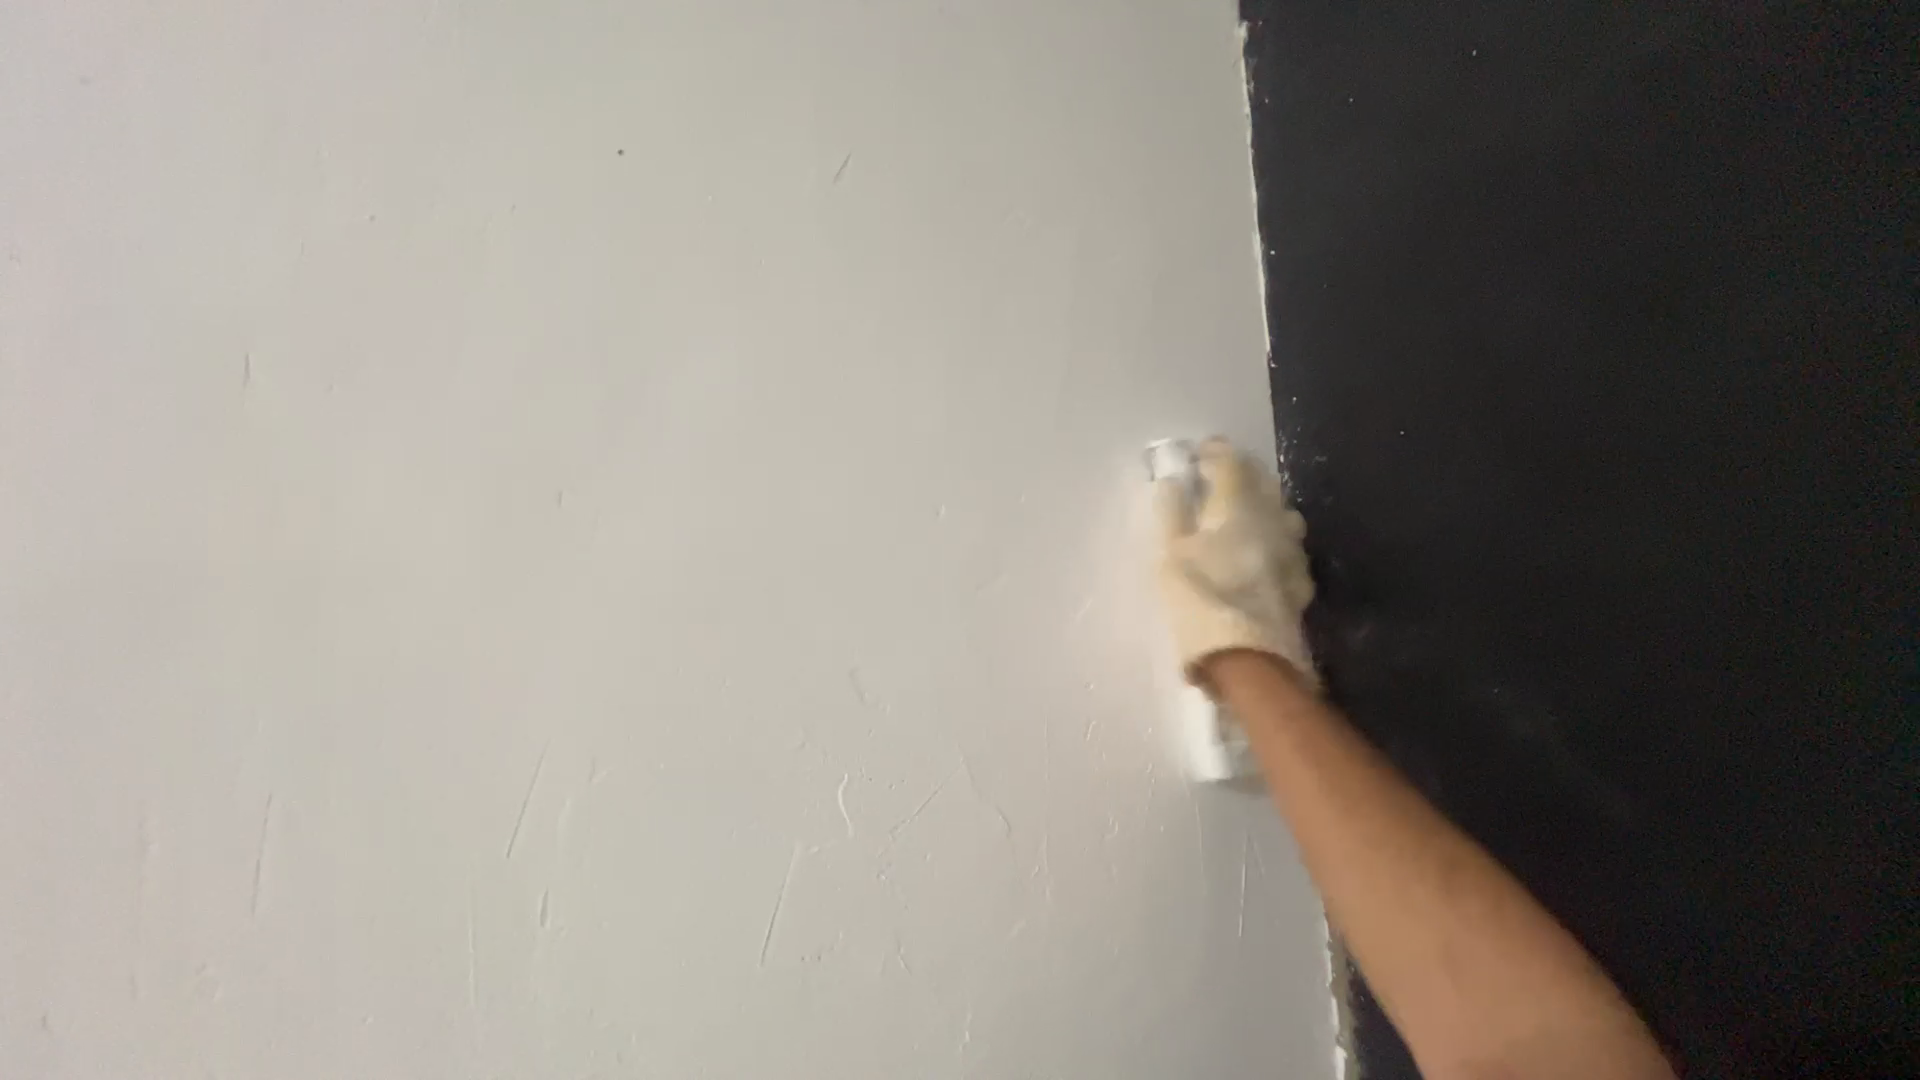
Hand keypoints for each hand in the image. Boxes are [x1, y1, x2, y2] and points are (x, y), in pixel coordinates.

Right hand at [1152, 438, 1316, 688]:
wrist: (1248, 661)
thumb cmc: (1199, 604)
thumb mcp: (1169, 558)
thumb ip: (1172, 515)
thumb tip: (1174, 482)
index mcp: (1236, 509)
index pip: (1230, 464)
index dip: (1215, 452)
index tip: (1200, 451)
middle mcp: (1271, 522)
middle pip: (1262, 483)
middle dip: (1241, 472)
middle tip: (1219, 474)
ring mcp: (1290, 552)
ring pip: (1282, 513)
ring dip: (1263, 504)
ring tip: (1243, 511)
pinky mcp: (1299, 581)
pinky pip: (1289, 548)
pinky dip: (1274, 541)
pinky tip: (1264, 554)